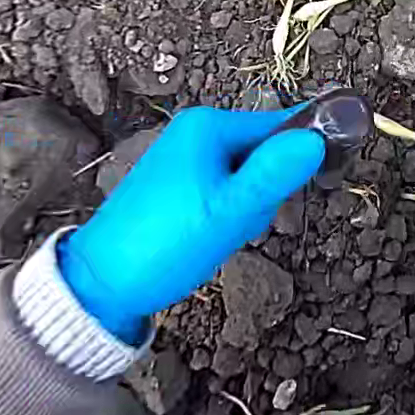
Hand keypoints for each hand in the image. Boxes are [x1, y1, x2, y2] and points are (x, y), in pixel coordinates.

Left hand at [59, 105, 324, 342]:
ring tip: (227, 230)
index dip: (300, 153)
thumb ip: (274, 173)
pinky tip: (216, 232)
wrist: (98, 290)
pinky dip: (232, 209)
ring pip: (250, 171)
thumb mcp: (228, 211)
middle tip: (247, 219)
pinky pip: (229, 185)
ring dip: (250, 203)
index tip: (311, 182)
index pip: (282, 124)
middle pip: (266, 149)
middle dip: (268, 187)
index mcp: (208, 126)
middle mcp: (198, 132)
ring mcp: (188, 156)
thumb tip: (316, 138)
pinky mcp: (183, 180)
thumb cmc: (164, 246)